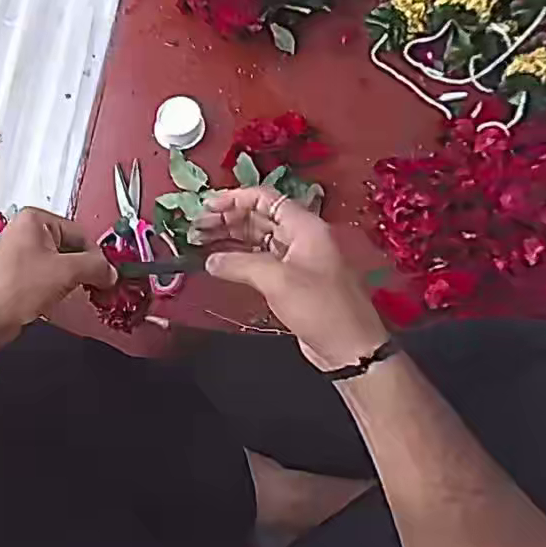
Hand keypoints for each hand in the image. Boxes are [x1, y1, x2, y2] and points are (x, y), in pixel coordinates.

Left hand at [0, 207, 115, 341]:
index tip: (106, 278)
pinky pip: (45, 276)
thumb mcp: (66, 272)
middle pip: (70, 248)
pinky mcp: (14, 275)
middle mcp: (25, 231)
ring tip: (74, 296)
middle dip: (84, 270)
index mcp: (35, 219)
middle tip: (97, 290)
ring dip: (71, 281)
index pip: (80, 234)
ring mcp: (18, 253)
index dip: (96, 257)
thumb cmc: (18, 288)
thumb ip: (96, 267)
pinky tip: (55, 301)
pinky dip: (56, 288)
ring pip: (59, 264)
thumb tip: (111, 272)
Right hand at [192, 187, 389, 369]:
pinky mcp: (291, 279)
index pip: (265, 198)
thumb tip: (210, 260)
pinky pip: (260, 258)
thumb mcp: (278, 280)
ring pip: (257, 237)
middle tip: (197, 228)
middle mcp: (300, 236)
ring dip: (230, 237)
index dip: (234, 198)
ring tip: (201, 241)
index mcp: (304, 226)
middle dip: (227, 218)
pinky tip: (218, 261)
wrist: (349, 348)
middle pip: (259, 216)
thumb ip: (240, 264)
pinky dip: (238, 257)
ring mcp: (296, 257)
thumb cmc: (320, 307)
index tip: (206, 207)